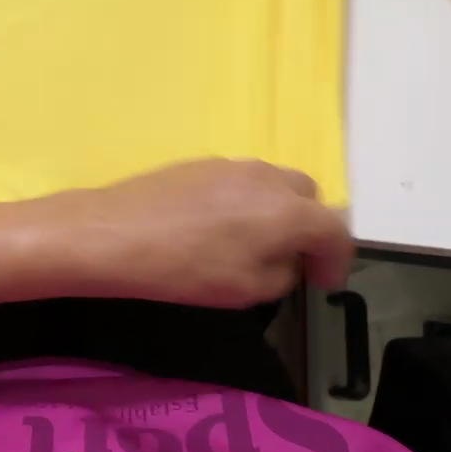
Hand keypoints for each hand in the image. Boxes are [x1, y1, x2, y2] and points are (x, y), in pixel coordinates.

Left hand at [43, 159, 353, 307]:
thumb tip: (286, 260)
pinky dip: (243, 200)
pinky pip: (238, 179)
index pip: (335, 231)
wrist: (113, 233)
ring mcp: (229, 164)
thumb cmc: (184, 269)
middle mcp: (266, 177)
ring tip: (253, 242)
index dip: (337, 261)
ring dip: (276, 210)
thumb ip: (284, 273)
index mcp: (289, 210)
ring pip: (271, 183)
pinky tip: (217, 226)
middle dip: (308, 227)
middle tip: (292, 259)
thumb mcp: (248, 290)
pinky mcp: (197, 162)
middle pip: (307, 197)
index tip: (324, 283)